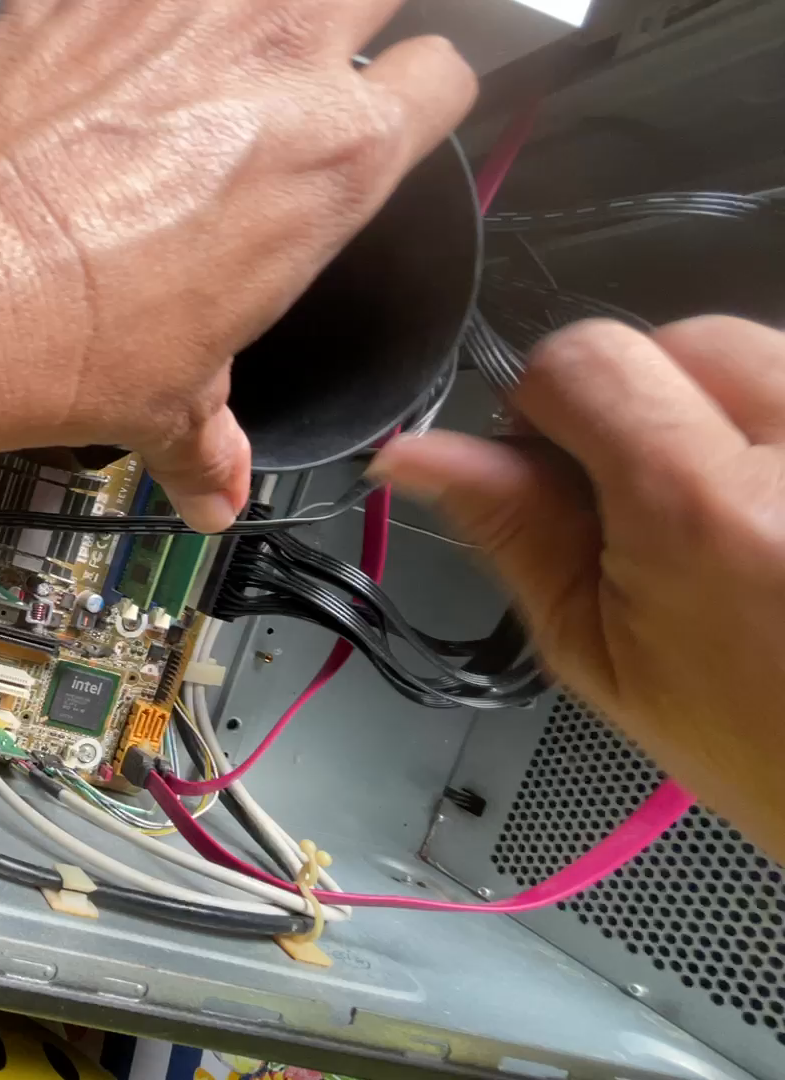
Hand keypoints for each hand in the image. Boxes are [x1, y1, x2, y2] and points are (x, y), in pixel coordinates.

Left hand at [0, 0, 475, 529]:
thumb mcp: (156, 405)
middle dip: (347, 15)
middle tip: (282, 63)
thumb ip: (206, 444)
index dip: (406, 102)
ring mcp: (179, 3)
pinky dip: (115, 7)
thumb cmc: (60, 345)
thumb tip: (218, 498)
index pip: (441, 82)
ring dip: (238, 8)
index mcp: (330, 157)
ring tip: (192, 57)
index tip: (365, 121)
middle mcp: (276, 52)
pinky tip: (89, 49)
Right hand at [373, 317, 784, 855]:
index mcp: (707, 512)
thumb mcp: (585, 641)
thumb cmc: (750, 736)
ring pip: (765, 350)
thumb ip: (507, 526)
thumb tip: (410, 453)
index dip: (544, 404)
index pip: (589, 361)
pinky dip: (775, 427)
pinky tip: (775, 499)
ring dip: (720, 408)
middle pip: (685, 336)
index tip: (550, 462)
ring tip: (730, 501)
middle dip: (638, 400)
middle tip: (640, 493)